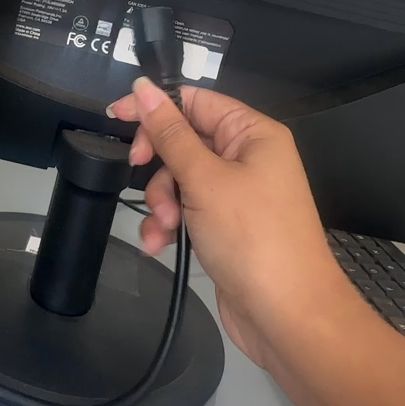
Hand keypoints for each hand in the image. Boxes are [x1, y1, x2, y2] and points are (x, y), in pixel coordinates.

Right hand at [107, 78, 350, 369]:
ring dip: (161, 200)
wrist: (289, 319)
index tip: (116, 116)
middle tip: (136, 171)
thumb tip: (144, 87)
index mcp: (252, 133)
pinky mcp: (225, 225)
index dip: (155, 107)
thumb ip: (169, 133)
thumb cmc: (252, 238)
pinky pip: (187, 208)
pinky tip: (159, 243)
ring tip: (163, 225)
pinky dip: (169, 222)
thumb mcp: (204, 179)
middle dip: (159, 164)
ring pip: (180, 177)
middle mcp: (247, 156)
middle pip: (183, 140)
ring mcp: (237, 193)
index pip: (195, 101)